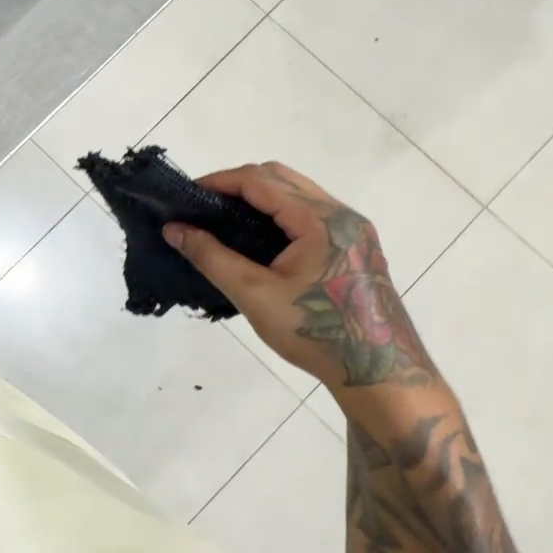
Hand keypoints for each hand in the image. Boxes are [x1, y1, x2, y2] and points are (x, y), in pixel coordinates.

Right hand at [162, 162, 441, 395]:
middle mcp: (342, 216)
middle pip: (279, 177)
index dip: (217, 181)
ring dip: (257, 197)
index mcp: (321, 221)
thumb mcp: (252, 292)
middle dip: (235, 184)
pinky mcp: (353, 247)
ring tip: (222, 221)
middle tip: (201, 208)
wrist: (381, 374)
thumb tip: (172, 228)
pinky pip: (307, 212)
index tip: (184, 197)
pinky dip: (275, 212)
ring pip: (295, 192)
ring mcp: (352, 231)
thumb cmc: (316, 331)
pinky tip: (255, 238)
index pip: (259, 180)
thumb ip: (209, 255)